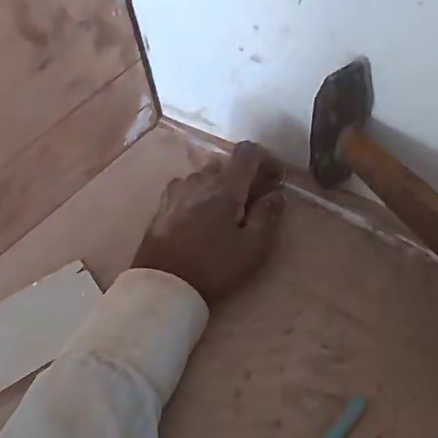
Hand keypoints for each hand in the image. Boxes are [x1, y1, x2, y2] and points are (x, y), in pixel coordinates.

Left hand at [132, 142, 286, 303]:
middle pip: (225, 164)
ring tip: (224, 214)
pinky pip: (186, 189)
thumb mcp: (251, 248)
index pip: (247, 152)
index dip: (265, 159)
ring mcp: (177, 190)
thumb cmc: (212, 266)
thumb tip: (275, 195)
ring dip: (218, 187)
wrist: (163, 284)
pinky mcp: (162, 205)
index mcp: (225, 187)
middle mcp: (199, 180)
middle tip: (251, 202)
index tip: (274, 178)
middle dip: (242, 178)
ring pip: (204, 177)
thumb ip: (266, 217)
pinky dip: (198, 196)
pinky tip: (199, 219)